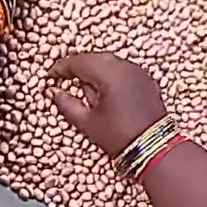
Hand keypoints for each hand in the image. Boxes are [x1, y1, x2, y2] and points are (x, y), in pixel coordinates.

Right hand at [48, 52, 167, 156]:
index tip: (51, 76)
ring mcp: (139, 73)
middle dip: (79, 67)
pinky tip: (104, 91)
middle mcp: (126, 67)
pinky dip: (110, 76)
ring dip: (95, 70)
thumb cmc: (121, 137)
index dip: (62, 68)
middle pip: (95, 58)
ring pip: (110, 62)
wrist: (155, 149)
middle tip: (64, 78)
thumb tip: (54, 93)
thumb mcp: (88, 123)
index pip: (79, 62)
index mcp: (109, 73)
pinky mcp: (147, 81)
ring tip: (83, 88)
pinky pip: (123, 70)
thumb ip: (67, 104)